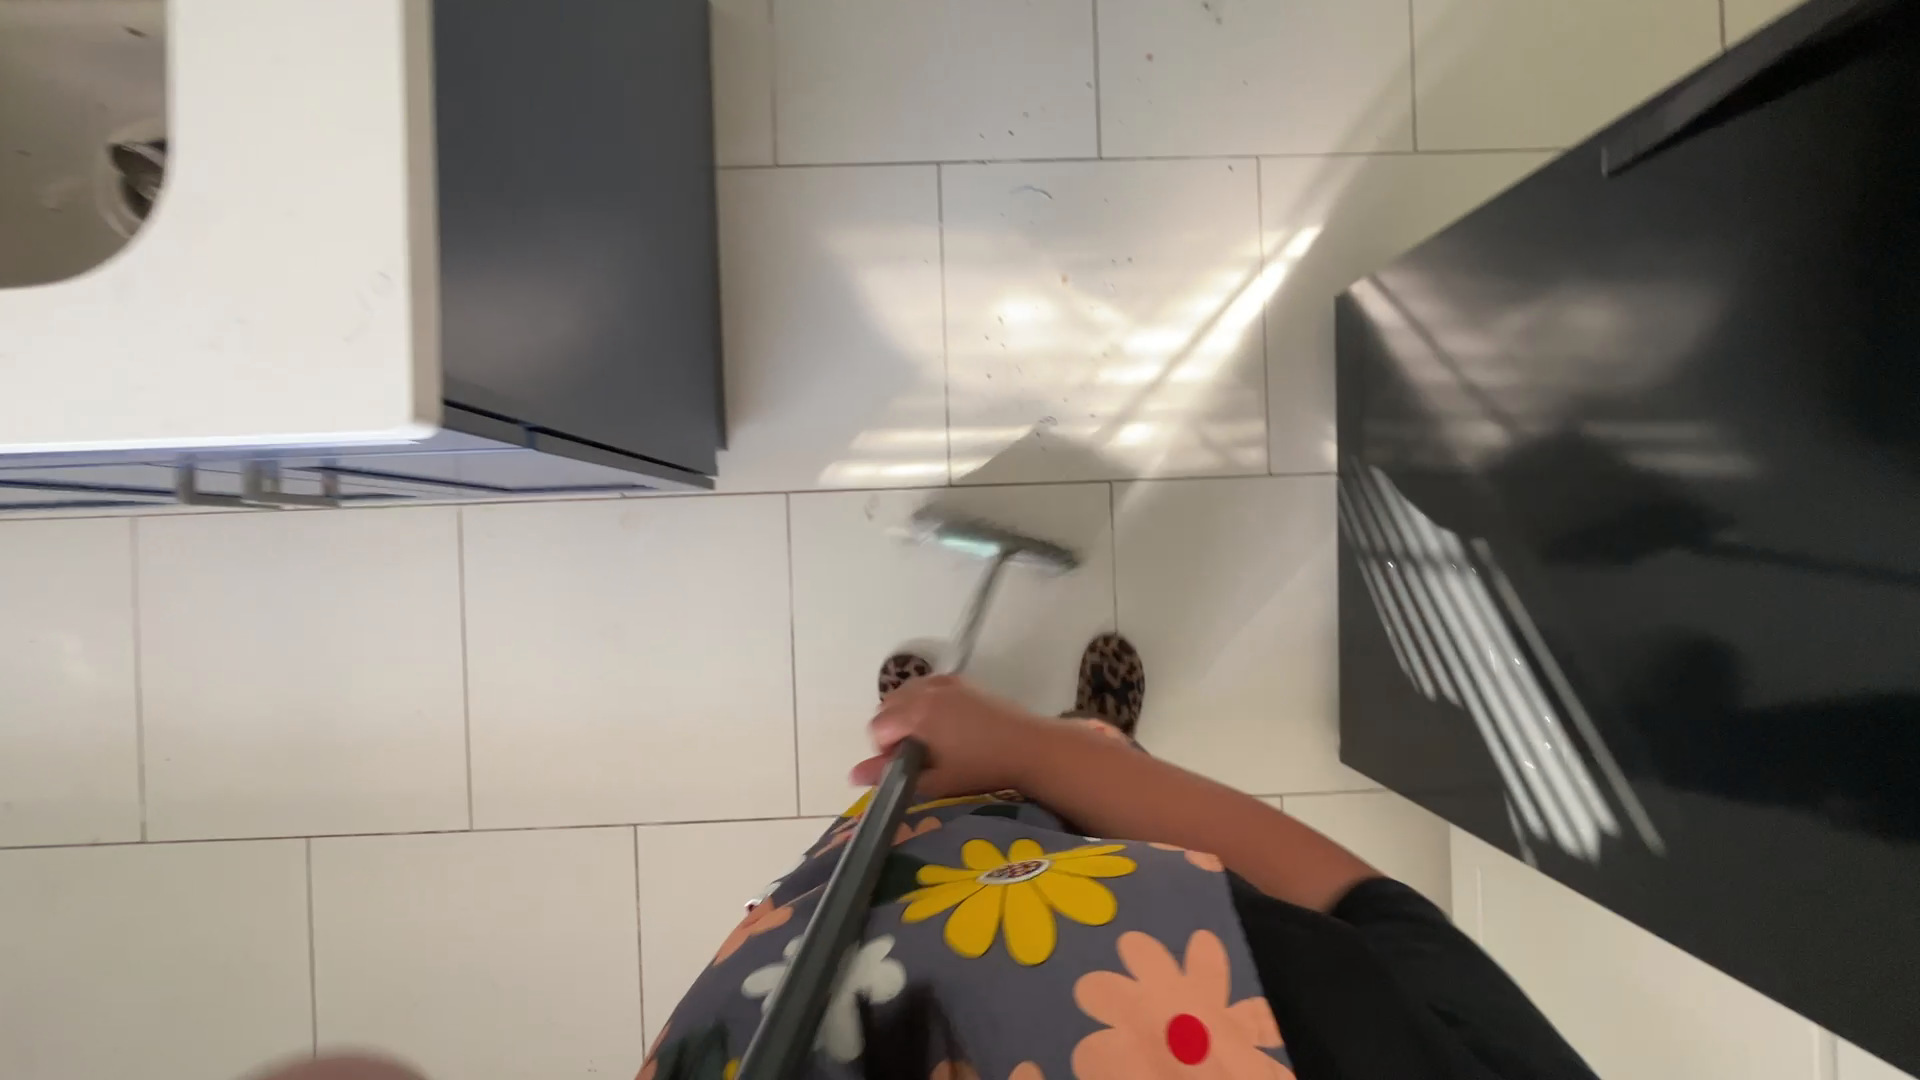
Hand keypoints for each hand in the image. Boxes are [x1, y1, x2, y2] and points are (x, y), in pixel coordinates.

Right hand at [849, 675, 1051, 797]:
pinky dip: (924, 701)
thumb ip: (890, 775)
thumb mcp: (933, 779)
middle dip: (891, 729)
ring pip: (906, 693)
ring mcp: (945, 682)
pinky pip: (927, 686)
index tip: (903, 766)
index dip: (884, 750)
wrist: (1028, 746)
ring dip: (906, 713)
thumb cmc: (980, 768)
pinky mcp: (961, 681)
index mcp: (916, 713)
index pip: (876, 726)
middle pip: (887, 705)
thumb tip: (851, 775)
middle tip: (914, 755)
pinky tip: (944, 724)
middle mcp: (925, 690)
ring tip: (928, 740)